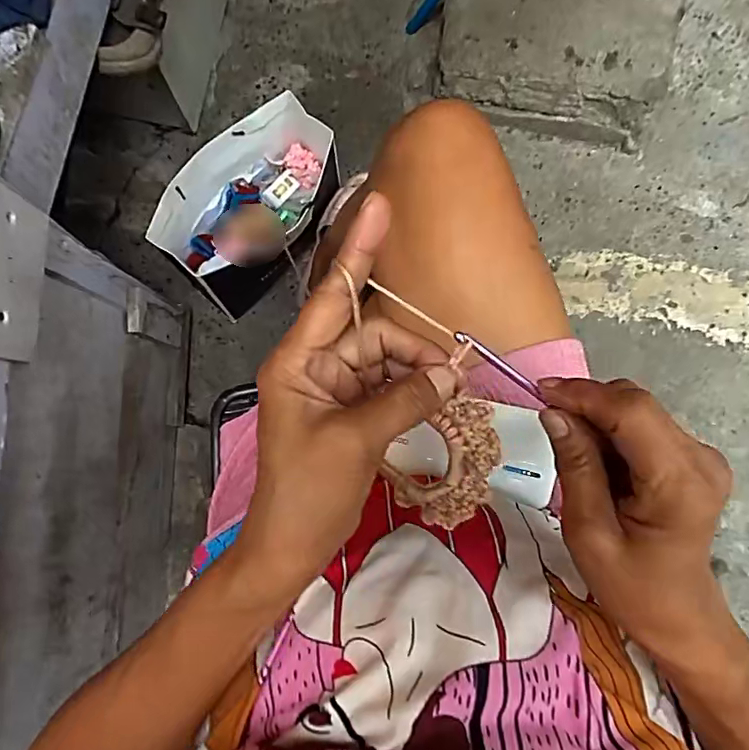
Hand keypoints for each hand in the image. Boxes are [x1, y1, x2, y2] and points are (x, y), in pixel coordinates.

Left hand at [239, 194, 461, 590]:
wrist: (291, 545)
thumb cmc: (307, 493)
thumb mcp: (357, 441)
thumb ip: (406, 400)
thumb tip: (454, 371)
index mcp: (298, 361)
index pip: (333, 295)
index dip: (359, 250)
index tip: (378, 204)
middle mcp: (313, 365)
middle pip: (374, 334)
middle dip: (415, 349)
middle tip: (457, 372)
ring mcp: (332, 389)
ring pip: (385, 361)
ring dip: (419, 373)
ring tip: (454, 392)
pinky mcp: (349, 411)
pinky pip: (387, 387)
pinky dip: (413, 393)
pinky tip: (441, 401)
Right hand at [537, 378, 742, 675]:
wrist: (681, 618)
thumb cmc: (633, 587)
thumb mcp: (589, 532)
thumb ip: (576, 468)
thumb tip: (554, 415)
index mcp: (679, 480)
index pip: (631, 412)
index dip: (583, 394)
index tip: (539, 393)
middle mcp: (700, 458)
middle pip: (636, 404)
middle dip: (586, 402)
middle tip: (545, 418)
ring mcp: (701, 458)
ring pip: (637, 411)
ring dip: (595, 417)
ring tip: (563, 441)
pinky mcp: (691, 461)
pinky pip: (642, 428)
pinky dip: (609, 431)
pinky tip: (589, 454)